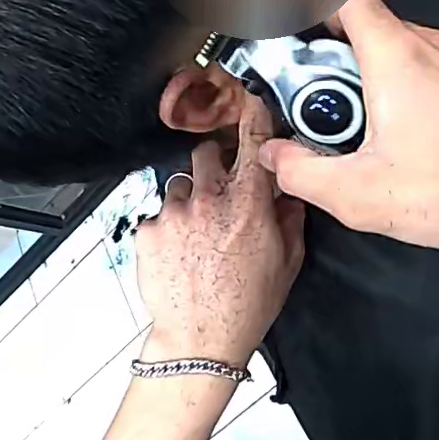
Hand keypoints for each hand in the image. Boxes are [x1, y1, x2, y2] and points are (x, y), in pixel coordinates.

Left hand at [136, 98, 305, 366]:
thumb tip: (289, 196)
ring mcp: (174, 213)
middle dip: (212, 167)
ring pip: (179, 185)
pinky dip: (167, 226)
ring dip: (188, 201)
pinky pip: (158, 214)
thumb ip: (290, 221)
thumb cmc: (245, 306)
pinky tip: (178, 252)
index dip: (254, 117)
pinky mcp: (148, 228)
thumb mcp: (286, 264)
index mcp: (248, 206)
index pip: (254, 145)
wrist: (199, 339)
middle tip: (218, 195)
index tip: (251, 100)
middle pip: (205, 154)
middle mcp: (209, 201)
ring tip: (196, 235)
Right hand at [257, 0, 438, 261]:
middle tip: (305, 95)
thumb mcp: (363, 196)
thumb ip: (302, 173)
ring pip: (391, 45)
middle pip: (362, 23)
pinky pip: (419, 63)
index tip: (284, 19)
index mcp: (398, 58)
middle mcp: (431, 45)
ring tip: (348, 122)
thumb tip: (273, 154)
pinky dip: (390, 82)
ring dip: (358, 70)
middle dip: (323, 51)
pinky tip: (392, 131)